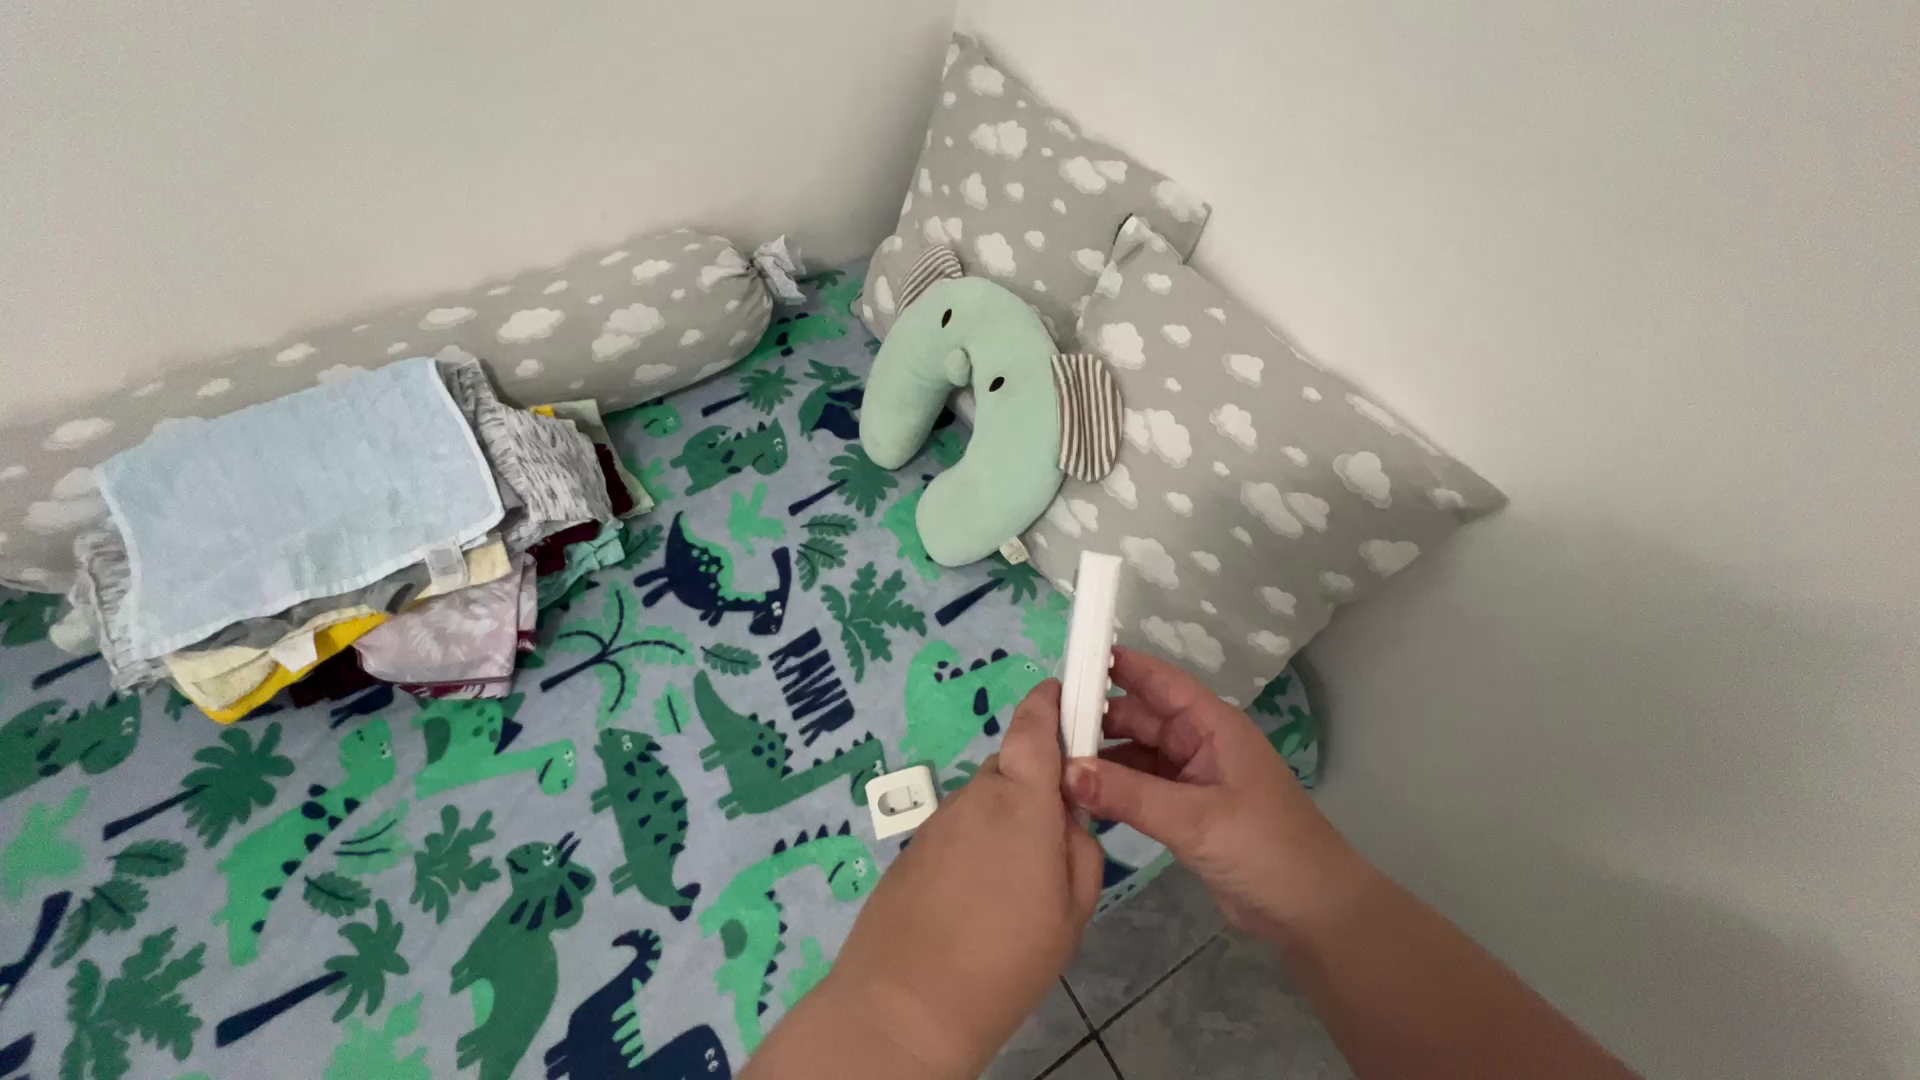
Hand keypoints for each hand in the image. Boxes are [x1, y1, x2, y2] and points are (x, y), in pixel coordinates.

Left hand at [823, 679, 1103, 1076]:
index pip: (1033, 724)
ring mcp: (940, 820)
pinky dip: (975, 847)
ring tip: (1012, 889)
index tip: (1065, 695)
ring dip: (1005, 823)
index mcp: (1022, 799)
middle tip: (1052, 844)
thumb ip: (1080, 846)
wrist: (904, 1004)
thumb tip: (1065, 818)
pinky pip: (960, 829)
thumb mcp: (1074, 908)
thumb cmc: (1006, 957)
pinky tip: (976, 901)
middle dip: (1036, 787)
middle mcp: (977, 795)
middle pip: (1013, 768)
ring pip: (986, 802)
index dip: (1049, 702)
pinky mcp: (915, 847)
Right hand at [1064, 647, 1373, 943]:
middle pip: (1138, 717)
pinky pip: (1139, 787)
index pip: (1158, 680)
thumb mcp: (1195, 819)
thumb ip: (1129, 794)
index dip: (1117, 666)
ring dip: (1099, 758)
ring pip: (1134, 754)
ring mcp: (1191, 778)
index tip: (1069, 662)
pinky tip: (1078, 798)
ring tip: (1051, 764)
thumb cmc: (1266, 848)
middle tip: (1043, 729)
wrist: (1313, 914)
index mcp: (1211, 726)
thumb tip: (1064, 770)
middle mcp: (1198, 743)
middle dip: (1095, 720)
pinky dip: (1112, 789)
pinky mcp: (1184, 811)